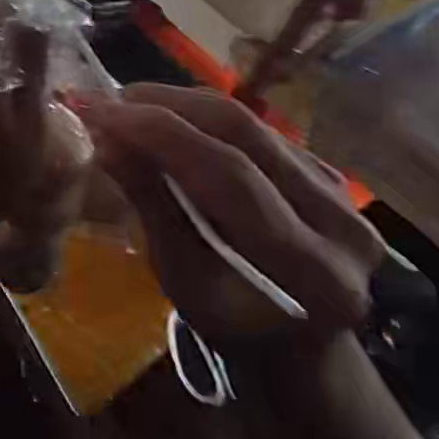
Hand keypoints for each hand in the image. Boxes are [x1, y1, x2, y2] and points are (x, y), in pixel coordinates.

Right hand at [75, 85, 383, 341]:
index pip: (226, 173)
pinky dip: (201, 114)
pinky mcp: (329, 175)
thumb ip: (149, 203)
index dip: (155, 130)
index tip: (94, 107)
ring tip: (126, 103)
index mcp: (306, 267)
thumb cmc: (224, 316)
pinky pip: (256, 127)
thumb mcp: (177, 274)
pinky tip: (166, 117)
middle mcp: (339, 224)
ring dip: (177, 102)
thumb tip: (104, 139)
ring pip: (248, 121)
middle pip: (242, 132)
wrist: (292, 341)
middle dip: (163, 103)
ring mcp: (343, 196)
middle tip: (105, 97)